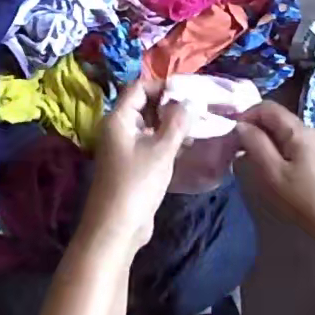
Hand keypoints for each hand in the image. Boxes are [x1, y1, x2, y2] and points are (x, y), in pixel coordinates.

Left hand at [82, 79, 188, 254]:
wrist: (116, 230)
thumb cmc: (136, 184)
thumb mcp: (161, 150)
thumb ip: (178, 122)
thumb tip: (191, 100)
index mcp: (118, 119)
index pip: (139, 87)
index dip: (163, 85)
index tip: (189, 89)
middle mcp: (118, 128)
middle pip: (144, 104)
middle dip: (171, 104)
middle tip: (198, 106)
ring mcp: (124, 146)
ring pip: (150, 124)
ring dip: (171, 122)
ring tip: (198, 124)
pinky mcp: (132, 163)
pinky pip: (151, 141)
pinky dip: (167, 139)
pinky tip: (188, 143)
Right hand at [235, 102, 314, 245]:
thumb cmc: (304, 198)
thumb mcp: (274, 172)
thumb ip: (255, 145)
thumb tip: (240, 126)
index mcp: (298, 129)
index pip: (266, 107)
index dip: (246, 116)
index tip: (230, 135)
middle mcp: (307, 129)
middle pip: (274, 117)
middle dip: (253, 128)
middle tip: (235, 149)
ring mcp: (313, 143)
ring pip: (281, 131)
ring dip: (262, 140)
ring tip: (248, 159)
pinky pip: (289, 143)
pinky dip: (274, 149)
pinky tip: (268, 167)